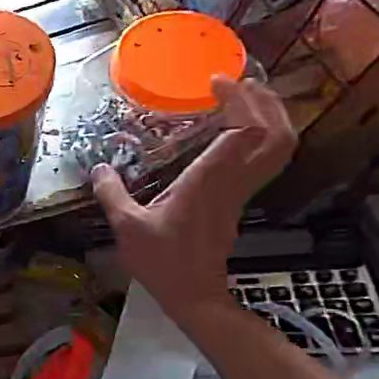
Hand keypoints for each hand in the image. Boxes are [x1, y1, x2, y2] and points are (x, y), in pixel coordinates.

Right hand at [90, 76, 296, 323]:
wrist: (194, 296)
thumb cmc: (162, 262)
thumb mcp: (127, 227)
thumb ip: (112, 194)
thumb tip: (99, 168)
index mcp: (208, 182)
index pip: (243, 132)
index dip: (237, 100)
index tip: (214, 83)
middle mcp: (232, 182)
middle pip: (275, 135)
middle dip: (265, 102)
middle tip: (241, 82)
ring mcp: (241, 192)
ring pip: (279, 148)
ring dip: (272, 117)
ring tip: (248, 97)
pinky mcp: (239, 200)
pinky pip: (266, 159)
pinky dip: (262, 135)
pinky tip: (238, 129)